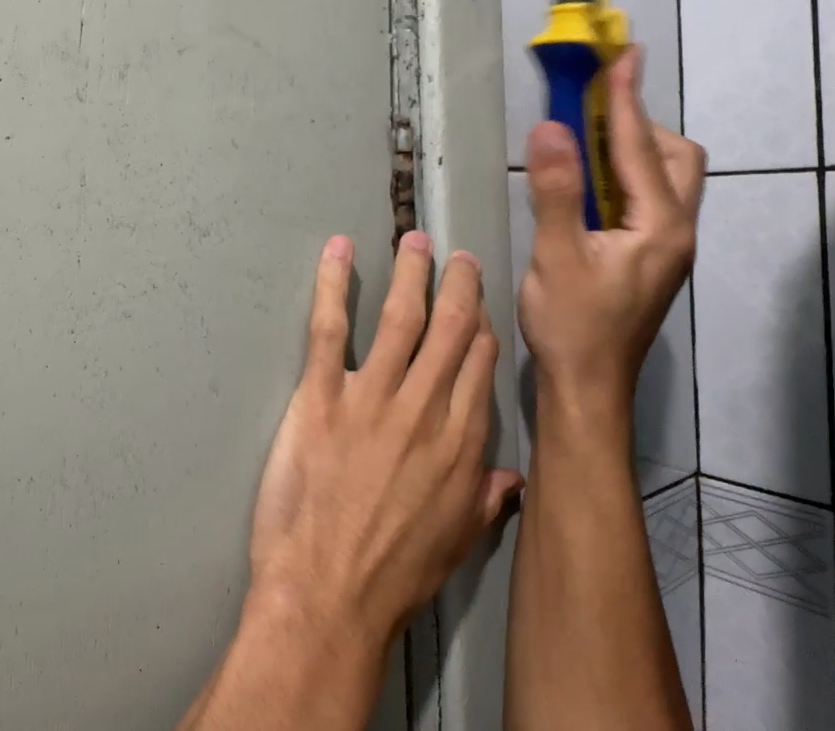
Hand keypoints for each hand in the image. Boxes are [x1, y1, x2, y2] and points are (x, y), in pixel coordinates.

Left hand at [244, 232, 523, 646]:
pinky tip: (339, 252)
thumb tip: (513, 480)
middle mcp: (426, 408)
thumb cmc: (395, 575)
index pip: (480, 364)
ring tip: (415, 241)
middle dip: (459, 286)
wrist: (331, 593)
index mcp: (463, 442)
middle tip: (459, 257)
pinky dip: (333, 285)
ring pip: (401, 317)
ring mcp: (373, 397)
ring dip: (411, 273)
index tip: (479, 307)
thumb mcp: (457, 543)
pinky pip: (329, 328)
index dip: (481, 328)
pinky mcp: (322, 397)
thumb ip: (486, 501)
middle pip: (451, 329)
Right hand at [518, 47, 706, 417]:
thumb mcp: (556, 256)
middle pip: (674, 157)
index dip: (625, 100)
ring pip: (665, 179)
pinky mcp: (650, 258)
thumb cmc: (572, 325)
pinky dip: (623, 177)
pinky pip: (647, 199)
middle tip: (593, 111)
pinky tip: (588, 187)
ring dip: (632, 150)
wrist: (588, 387)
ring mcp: (666, 246)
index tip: (620, 56)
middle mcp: (675, 230)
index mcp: (660, 225)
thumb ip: (556, 191)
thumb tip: (551, 127)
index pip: (640, 148)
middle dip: (638, 125)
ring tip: (585, 143)